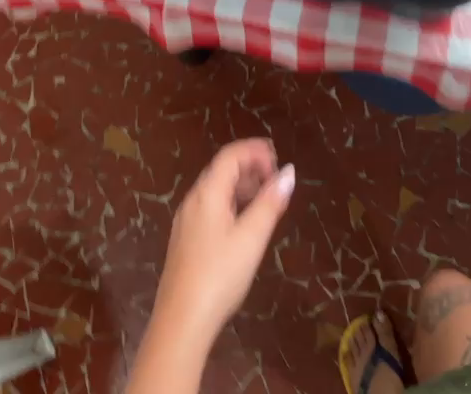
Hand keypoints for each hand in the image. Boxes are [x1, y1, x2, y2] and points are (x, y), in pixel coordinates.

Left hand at [151, 139, 295, 344]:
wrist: (181, 320)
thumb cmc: (220, 274)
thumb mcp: (251, 238)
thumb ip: (270, 203)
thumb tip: (289, 172)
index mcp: (207, 193)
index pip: (230, 156)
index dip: (254, 150)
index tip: (277, 156)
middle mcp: (193, 200)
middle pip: (221, 171)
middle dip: (250, 168)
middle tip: (276, 179)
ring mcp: (186, 221)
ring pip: (215, 191)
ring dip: (241, 187)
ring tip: (266, 200)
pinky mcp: (185, 240)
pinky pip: (210, 208)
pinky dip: (231, 204)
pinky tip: (244, 224)